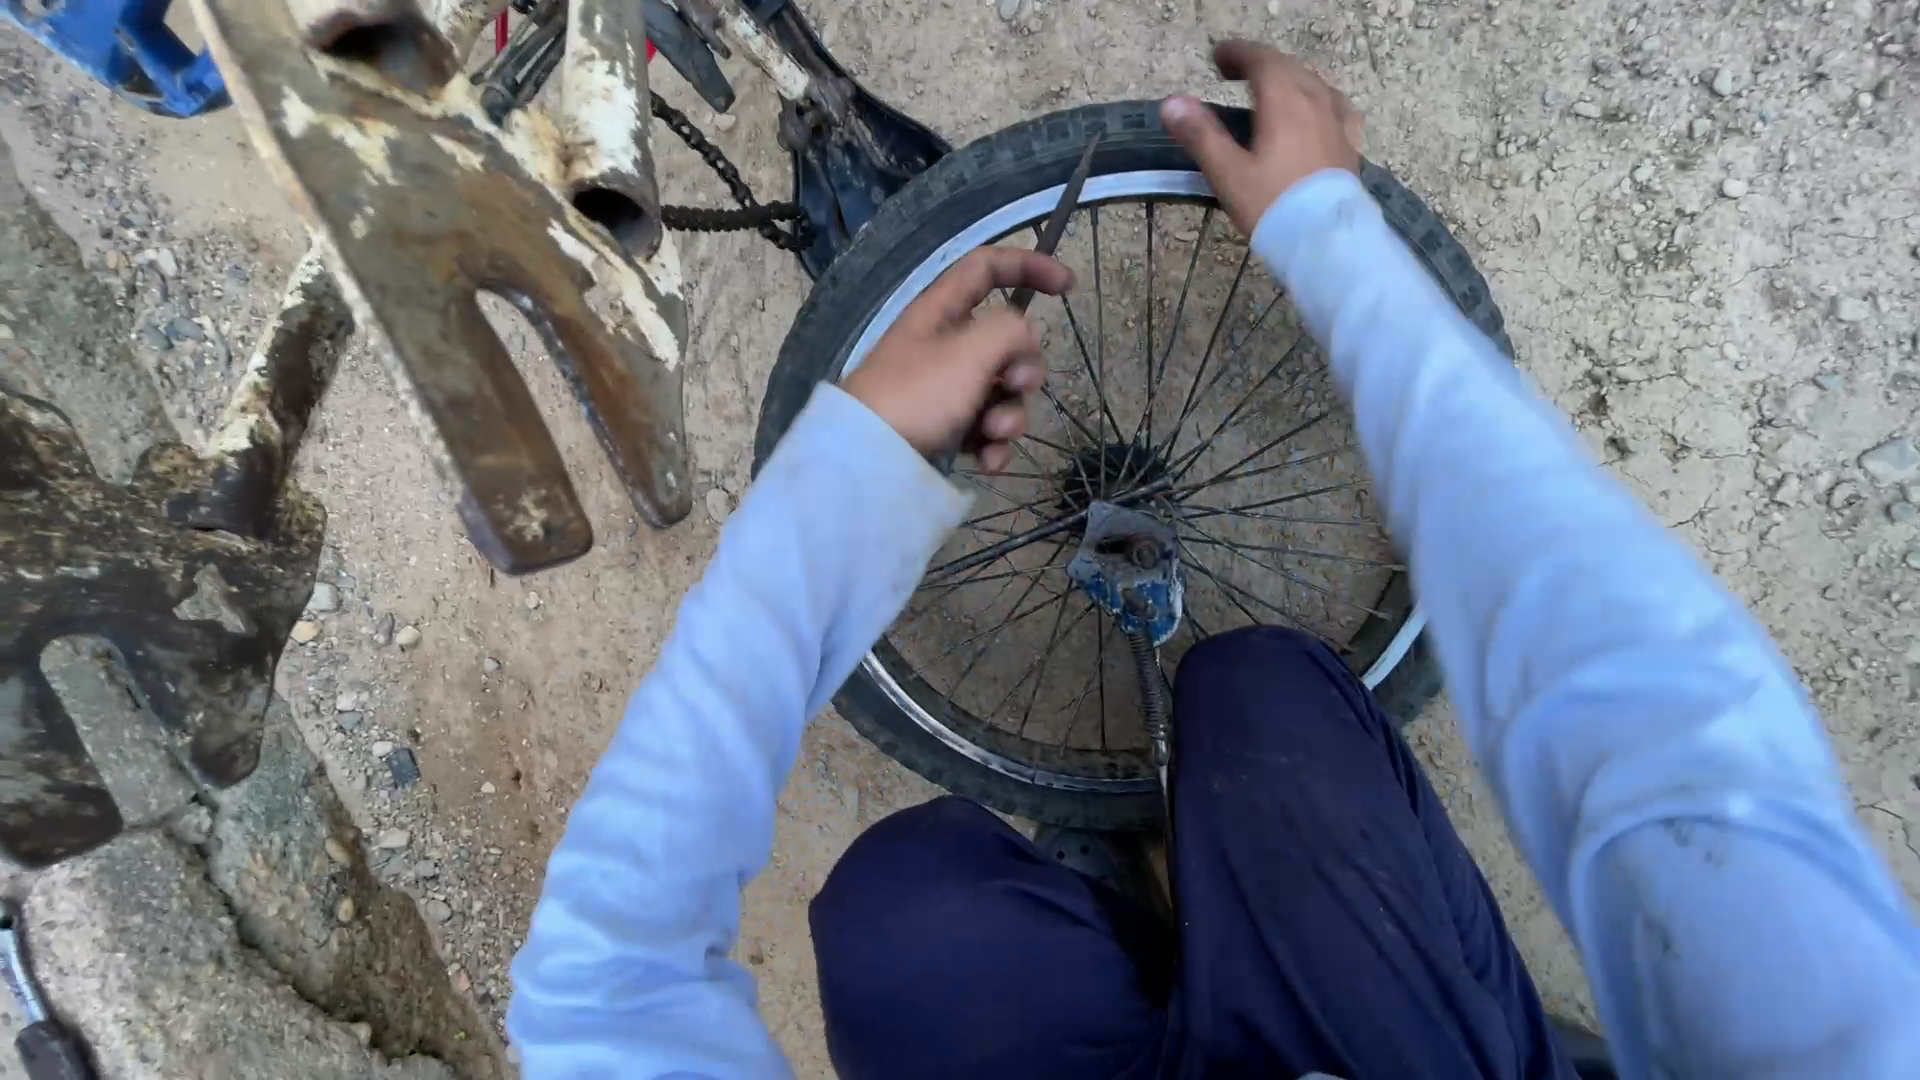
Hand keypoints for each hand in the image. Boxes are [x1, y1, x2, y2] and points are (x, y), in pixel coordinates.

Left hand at [842, 247, 1072, 471]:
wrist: (868, 460)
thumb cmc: (917, 394)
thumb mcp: (969, 352)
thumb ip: (1010, 331)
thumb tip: (1024, 339)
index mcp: (941, 312)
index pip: (987, 269)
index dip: (1029, 266)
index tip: (1066, 286)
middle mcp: (944, 347)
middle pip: (1006, 345)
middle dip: (1024, 370)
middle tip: (1015, 385)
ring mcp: (945, 391)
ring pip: (1001, 393)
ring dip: (1009, 415)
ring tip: (992, 433)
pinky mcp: (944, 430)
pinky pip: (985, 429)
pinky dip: (992, 445)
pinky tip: (988, 461)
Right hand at [1160, 40, 1363, 235]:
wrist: (1322, 239)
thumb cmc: (1271, 206)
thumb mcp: (1228, 174)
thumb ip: (1201, 135)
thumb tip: (1171, 103)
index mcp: (1283, 102)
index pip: (1260, 61)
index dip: (1237, 54)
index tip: (1217, 57)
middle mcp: (1314, 100)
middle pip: (1287, 68)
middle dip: (1259, 64)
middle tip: (1235, 72)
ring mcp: (1336, 120)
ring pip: (1312, 83)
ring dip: (1288, 79)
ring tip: (1271, 90)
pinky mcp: (1348, 143)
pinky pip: (1335, 107)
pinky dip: (1318, 99)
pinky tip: (1317, 110)